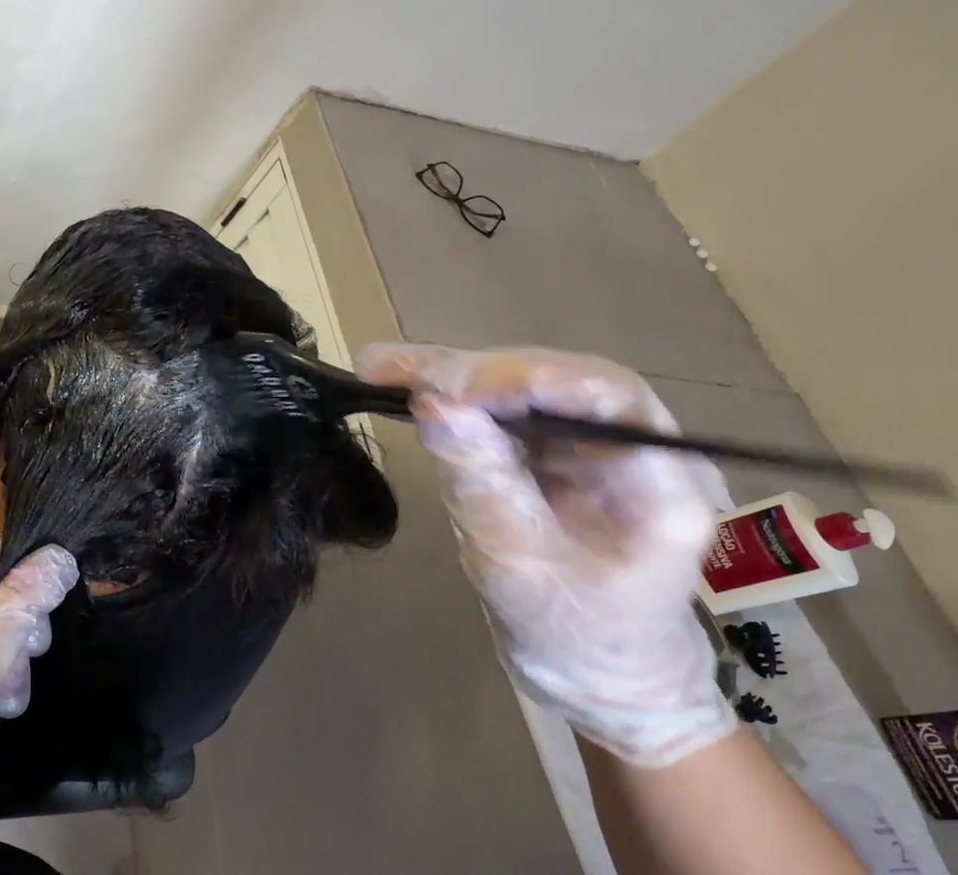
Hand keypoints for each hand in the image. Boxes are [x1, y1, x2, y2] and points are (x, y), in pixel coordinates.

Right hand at [359, 344, 736, 767]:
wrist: (597, 677)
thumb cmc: (573, 635)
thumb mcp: (517, 563)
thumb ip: (480, 482)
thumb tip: (431, 403)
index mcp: (663, 482)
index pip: (603, 395)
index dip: (521, 377)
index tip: (443, 388)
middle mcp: (639, 447)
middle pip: (558, 379)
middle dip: (472, 371)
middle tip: (390, 370)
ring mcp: (597, 446)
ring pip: (526, 386)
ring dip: (453, 376)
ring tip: (382, 369)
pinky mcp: (559, 451)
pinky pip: (505, 410)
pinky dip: (452, 398)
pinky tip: (403, 385)